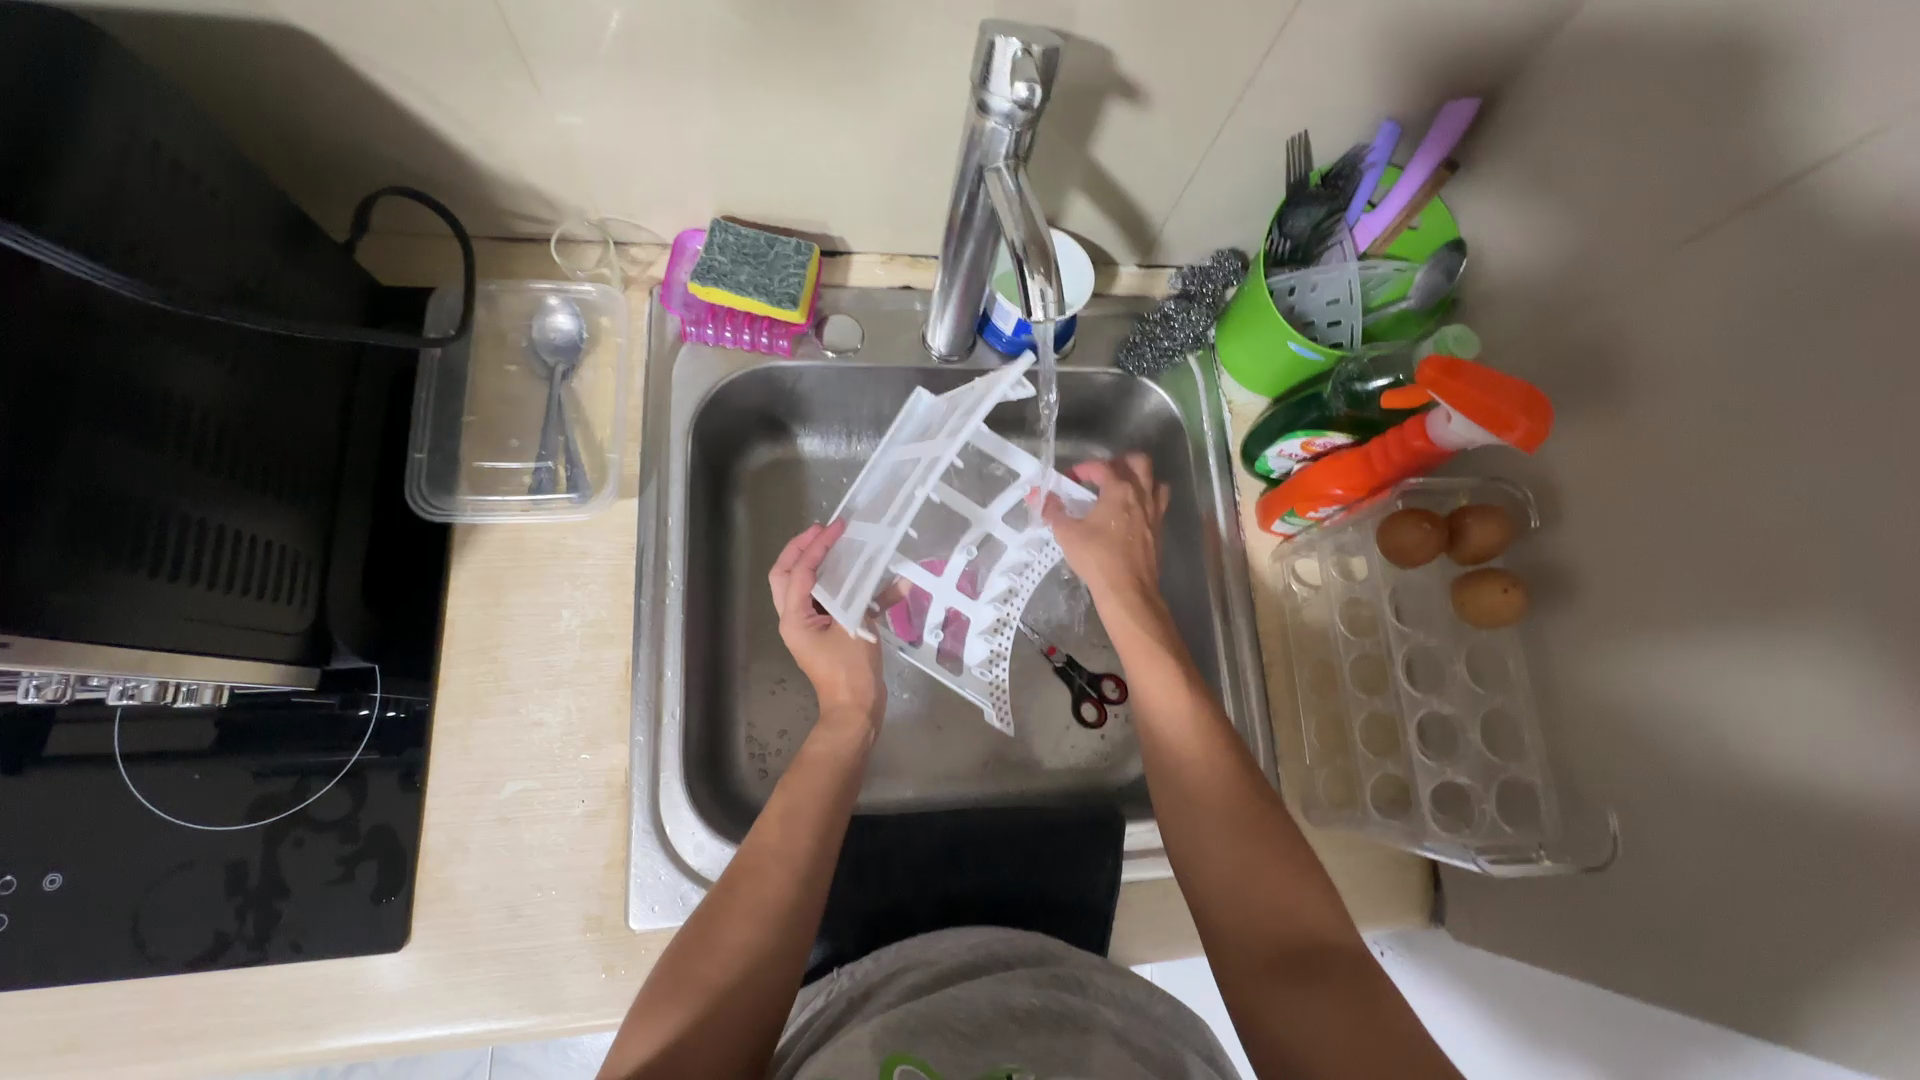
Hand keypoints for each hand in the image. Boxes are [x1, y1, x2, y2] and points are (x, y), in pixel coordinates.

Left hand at [768, 520, 884, 734]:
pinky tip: (882, 583)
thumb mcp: (855, 628)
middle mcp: (794, 619)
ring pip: (805, 586)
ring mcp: (809, 626)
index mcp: (794, 618)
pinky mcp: (826, 632)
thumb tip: (890, 578)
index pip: (800, 572)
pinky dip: (850, 589)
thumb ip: (864, 597)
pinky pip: (831, 602)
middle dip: (801, 549)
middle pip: (787, 575)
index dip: (817, 547)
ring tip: (837, 544)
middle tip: (823, 530)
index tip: (835, 528)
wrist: (855, 710)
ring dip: (818, 564)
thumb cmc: (850, 671)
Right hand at [1042, 453, 1171, 622]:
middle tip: (1105, 473)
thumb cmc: (1096, 557)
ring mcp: (1154, 513)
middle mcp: (1140, 496)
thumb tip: (1041, 497)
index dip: (1084, 468)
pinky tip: (1134, 512)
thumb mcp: (1066, 533)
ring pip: (1155, 481)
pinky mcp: (1159, 530)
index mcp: (1118, 490)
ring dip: (1141, 478)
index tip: (1071, 478)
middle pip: (1139, 463)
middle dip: (1121, 462)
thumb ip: (1054, 512)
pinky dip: (1149, 500)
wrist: (1127, 589)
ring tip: (1125, 488)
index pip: (1102, 467)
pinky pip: (1160, 504)